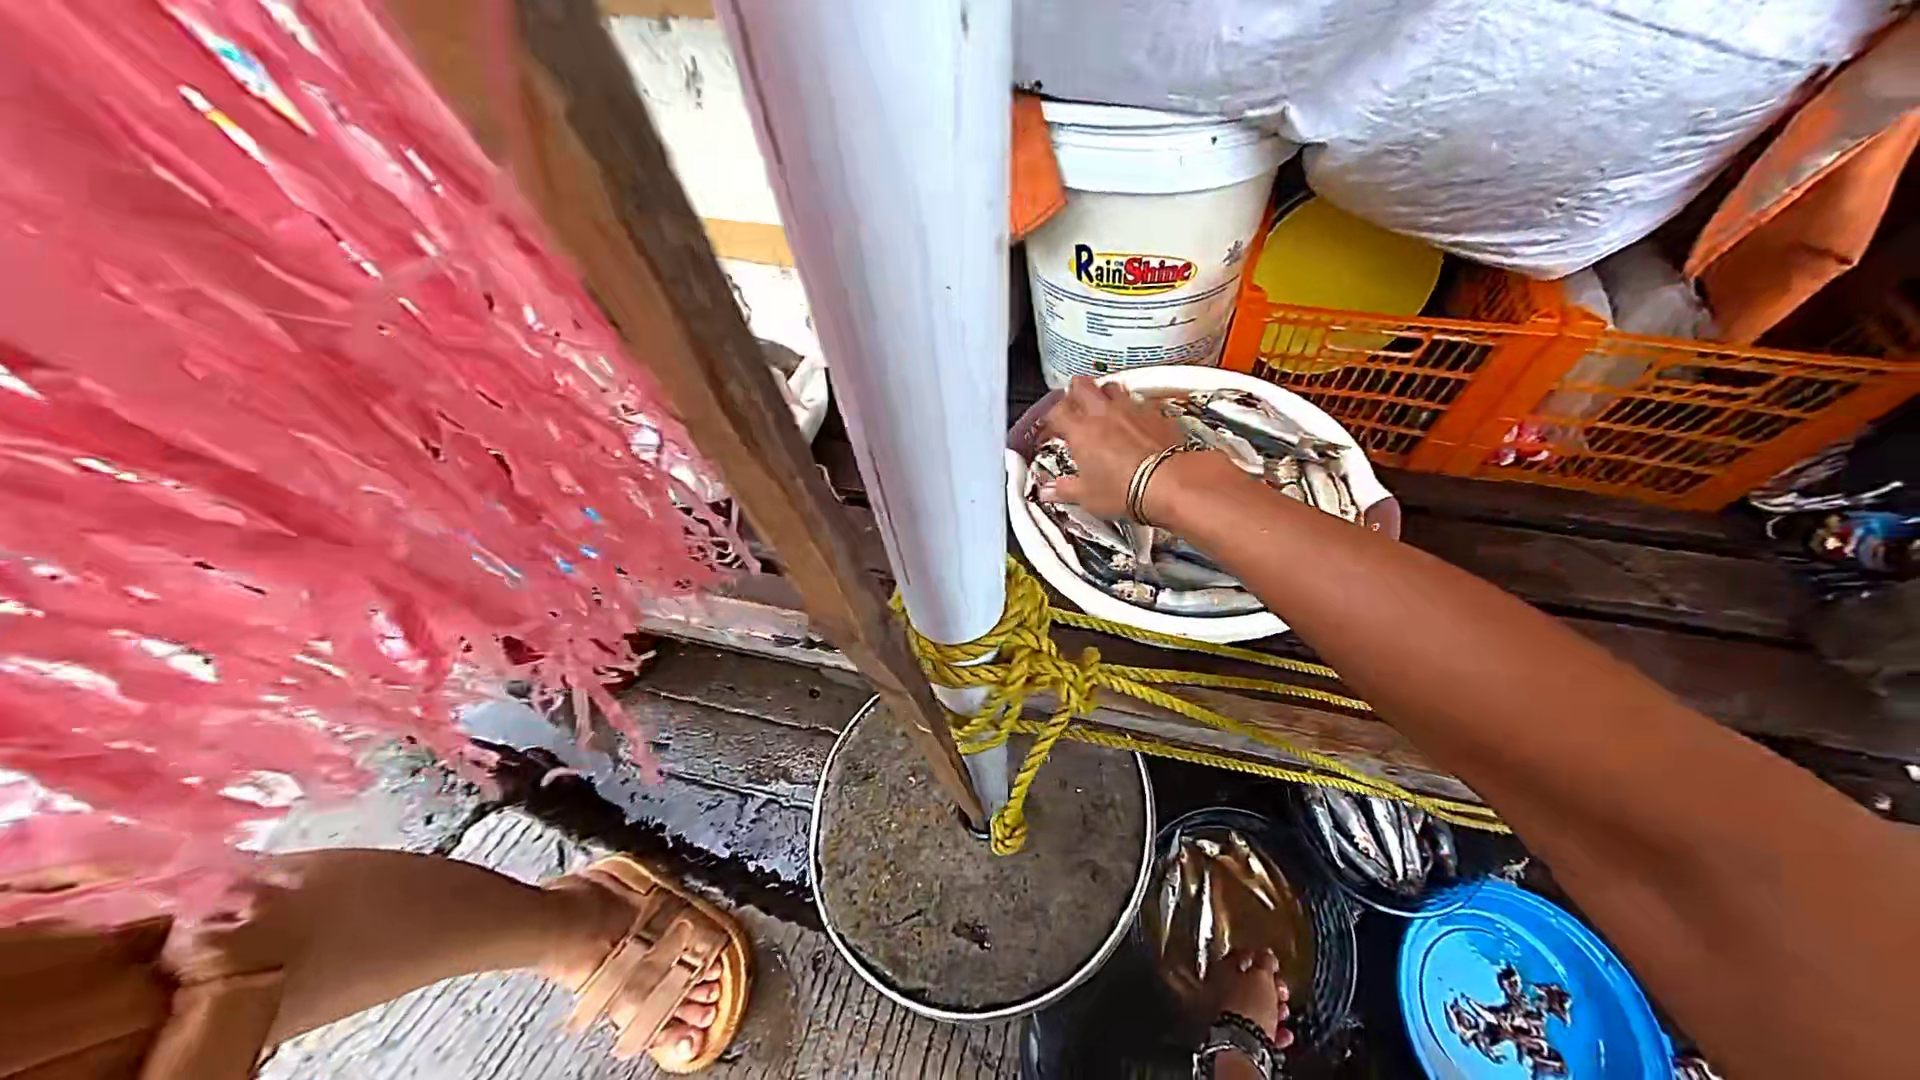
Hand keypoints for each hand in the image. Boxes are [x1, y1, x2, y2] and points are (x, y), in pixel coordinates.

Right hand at [1034, 376, 1186, 518]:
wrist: (1167, 483)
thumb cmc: (1125, 489)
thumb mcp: (1087, 496)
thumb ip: (1065, 489)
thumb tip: (1051, 490)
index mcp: (1080, 431)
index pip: (1056, 412)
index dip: (1051, 417)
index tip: (1052, 427)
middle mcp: (1103, 414)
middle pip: (1082, 386)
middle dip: (1075, 391)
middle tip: (1074, 402)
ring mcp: (1131, 410)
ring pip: (1112, 387)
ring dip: (1104, 392)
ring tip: (1103, 403)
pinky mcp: (1155, 413)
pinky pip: (1141, 400)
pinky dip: (1134, 406)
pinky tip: (1135, 418)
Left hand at [1212, 948, 1293, 1049]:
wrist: (1245, 1045)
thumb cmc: (1250, 1005)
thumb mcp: (1262, 977)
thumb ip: (1265, 963)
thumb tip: (1267, 953)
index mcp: (1222, 970)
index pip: (1239, 956)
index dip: (1257, 957)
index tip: (1271, 960)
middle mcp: (1220, 990)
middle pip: (1247, 984)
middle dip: (1269, 987)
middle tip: (1281, 989)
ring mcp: (1227, 1014)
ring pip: (1254, 1007)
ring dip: (1273, 1009)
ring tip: (1284, 1012)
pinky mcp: (1238, 1037)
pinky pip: (1257, 1030)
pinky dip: (1272, 1031)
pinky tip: (1283, 1033)